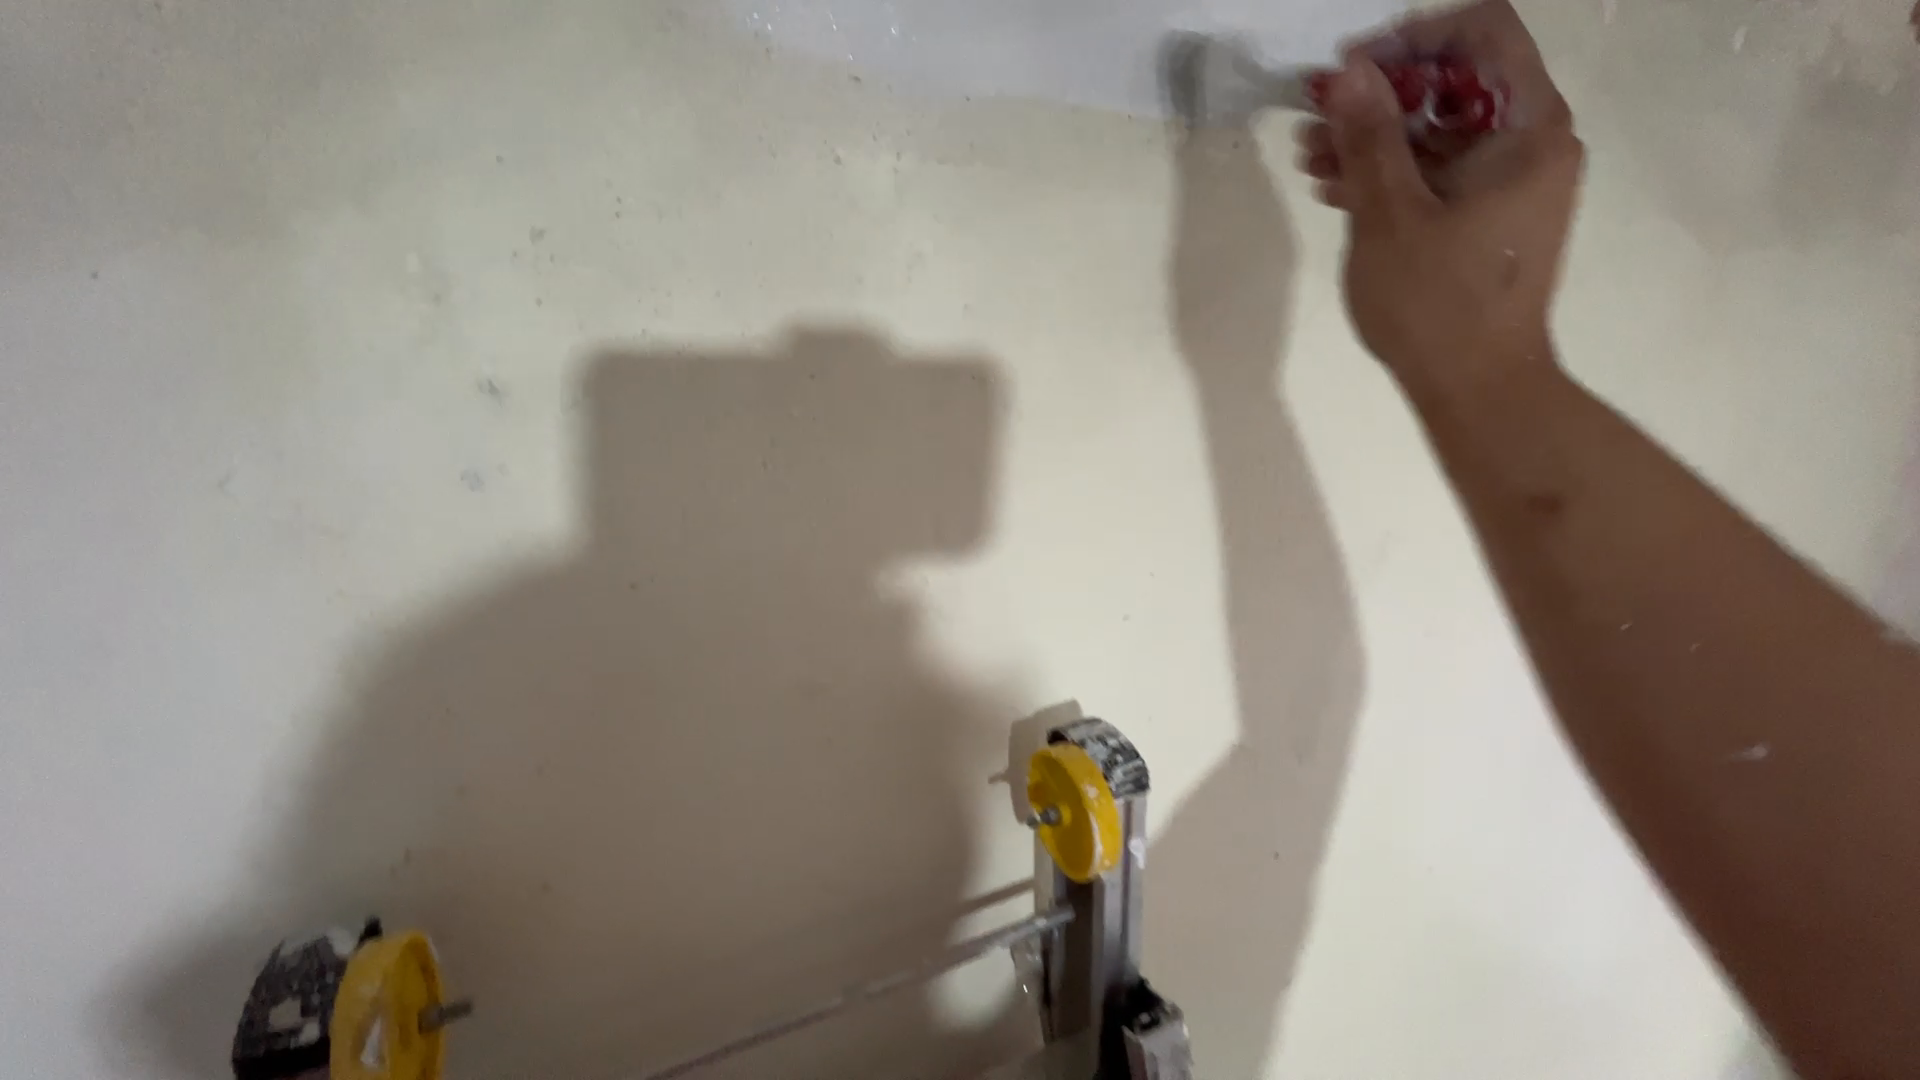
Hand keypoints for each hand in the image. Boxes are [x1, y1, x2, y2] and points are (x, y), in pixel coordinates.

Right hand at [1295, 1, 1583, 400]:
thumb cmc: (1435, 302)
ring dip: (1372, 139)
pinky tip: (1335, 189)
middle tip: (1312, 117)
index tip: (1347, 73)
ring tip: (1308, 159)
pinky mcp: (1485, 218)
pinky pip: (1436, 174)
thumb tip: (1349, 71)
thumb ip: (1370, 137)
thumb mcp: (1390, 216)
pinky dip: (1389, 175)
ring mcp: (1507, 182)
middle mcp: (1529, 142)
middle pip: (1453, 83)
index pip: (1480, 34)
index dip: (1408, 40)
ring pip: (1436, 132)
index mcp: (1527, 126)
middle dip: (1377, 96)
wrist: (1476, 386)